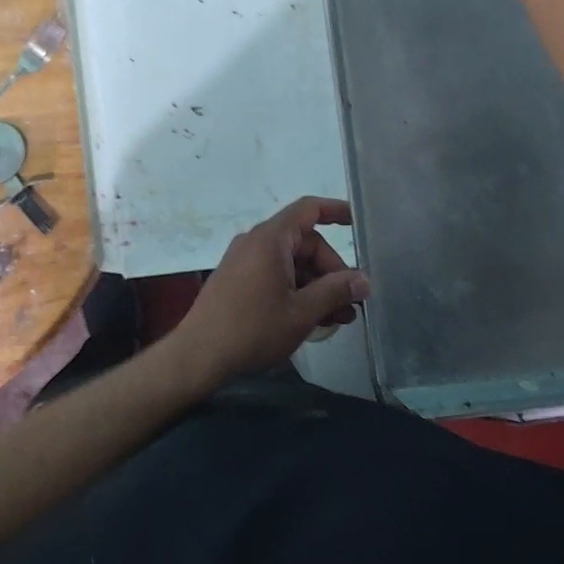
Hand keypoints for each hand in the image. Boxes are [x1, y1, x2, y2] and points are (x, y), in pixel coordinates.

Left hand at [165, 197, 370, 387]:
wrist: (199, 354)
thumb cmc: (253, 328)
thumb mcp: (302, 312)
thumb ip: (335, 292)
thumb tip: (364, 280)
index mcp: (270, 239)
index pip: (308, 210)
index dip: (336, 211)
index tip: (359, 223)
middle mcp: (255, 243)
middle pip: (304, 244)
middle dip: (331, 270)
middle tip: (351, 302)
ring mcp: (243, 262)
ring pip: (291, 264)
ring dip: (317, 286)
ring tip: (339, 318)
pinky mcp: (237, 281)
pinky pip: (275, 276)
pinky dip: (296, 291)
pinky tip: (313, 319)